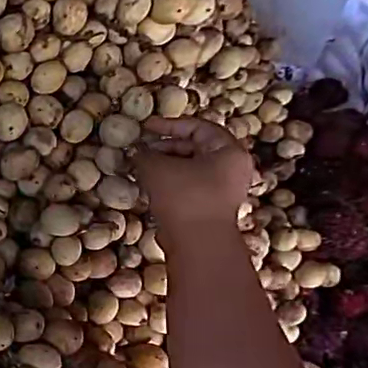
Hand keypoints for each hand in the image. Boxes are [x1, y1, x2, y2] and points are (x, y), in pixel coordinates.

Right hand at [132, 117, 256, 237]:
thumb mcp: (158, 168)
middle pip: (196, 147)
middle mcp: (232, 168)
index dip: (169, 125)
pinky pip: (189, 185)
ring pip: (191, 168)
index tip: (146, 127)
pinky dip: (170, 181)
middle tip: (142, 149)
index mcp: (229, 151)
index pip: (198, 127)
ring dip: (165, 165)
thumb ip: (144, 154)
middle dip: (165, 147)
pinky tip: (150, 184)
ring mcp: (224, 189)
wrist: (198, 243)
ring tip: (141, 167)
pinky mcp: (211, 206)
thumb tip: (135, 151)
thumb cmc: (184, 196)